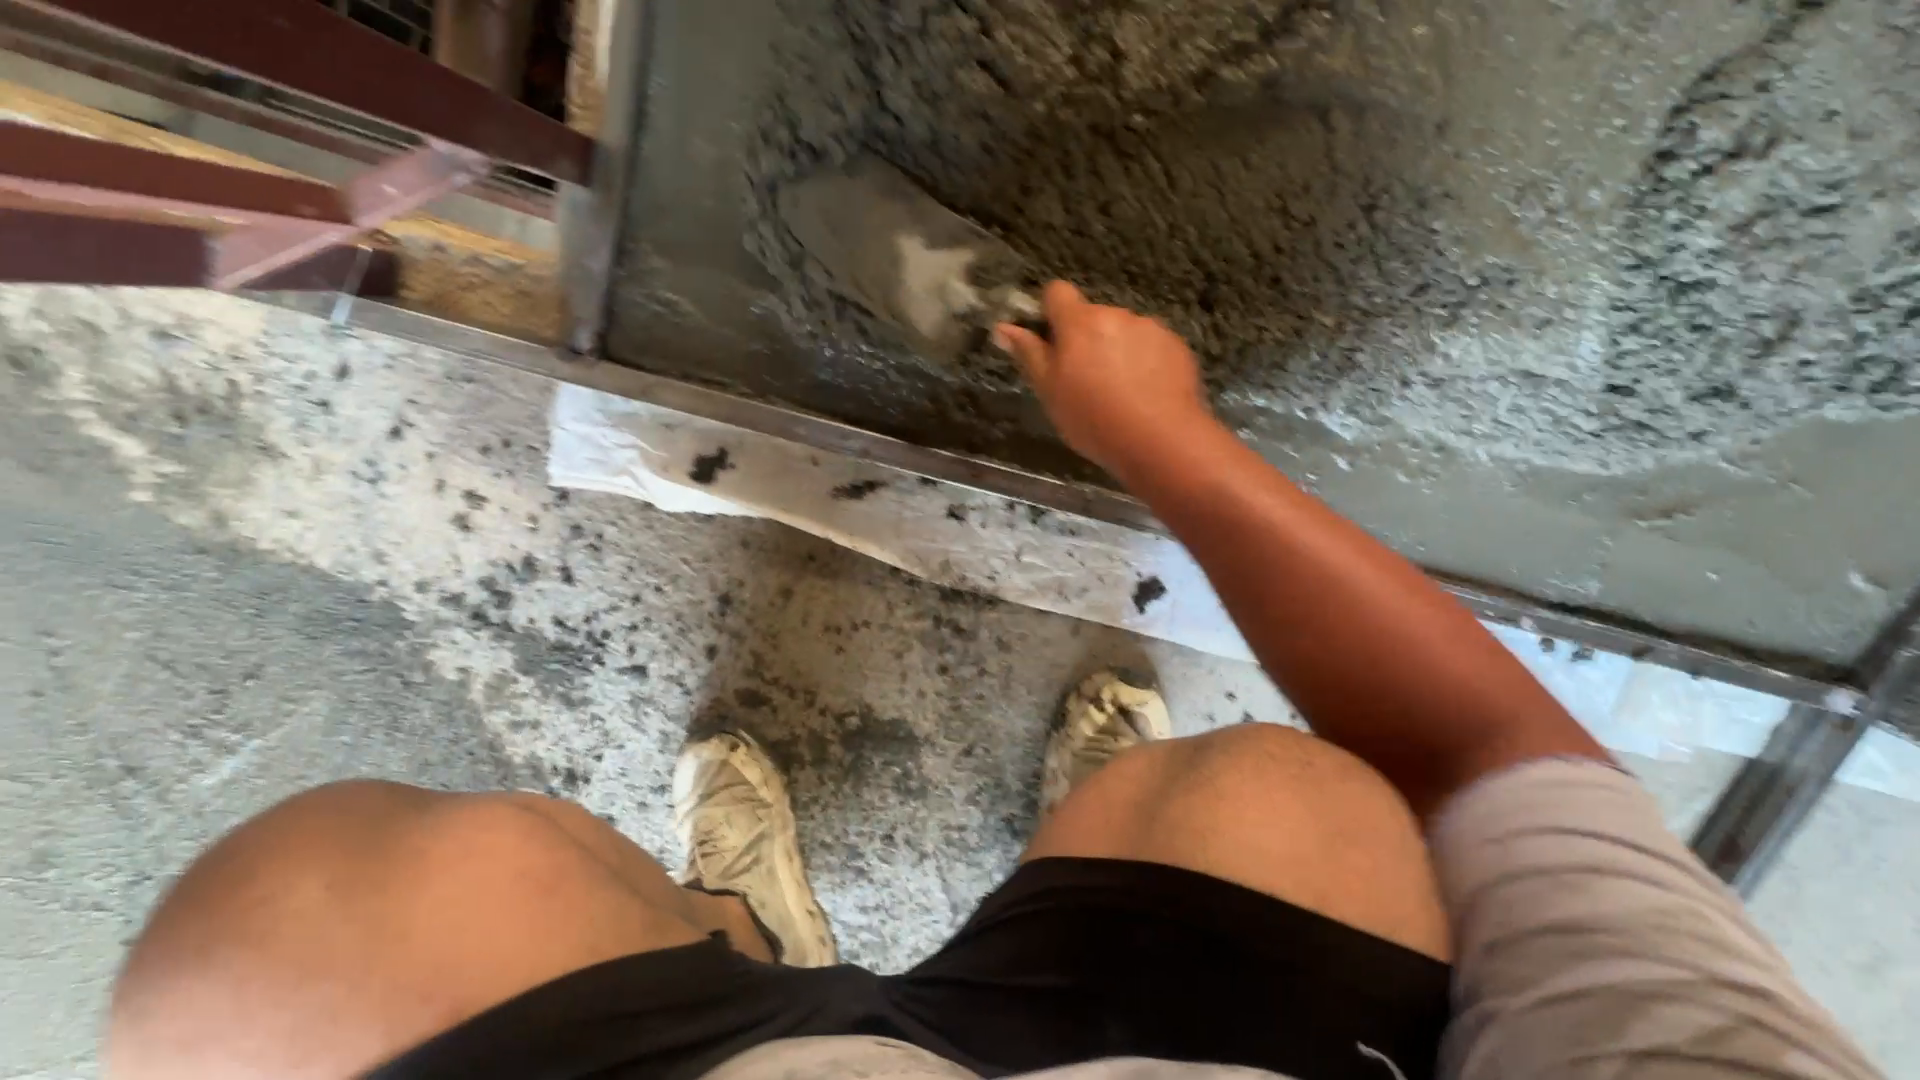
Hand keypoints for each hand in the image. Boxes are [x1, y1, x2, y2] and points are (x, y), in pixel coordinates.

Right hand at [996, 281, 1214, 480]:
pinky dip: (1145, 361)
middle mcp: (1115, 315)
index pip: (1057, 292)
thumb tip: (1003, 327)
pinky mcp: (1176, 345)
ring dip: (1117, 350)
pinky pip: (1151, 345)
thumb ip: (1029, 354)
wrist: (1160, 440)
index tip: (1052, 342)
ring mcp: (1149, 328)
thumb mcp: (1050, 392)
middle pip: (1092, 316)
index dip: (1051, 312)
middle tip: (1086, 381)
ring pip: (1123, 331)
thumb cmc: (1093, 419)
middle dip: (1087, 339)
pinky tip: (1146, 393)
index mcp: (1079, 322)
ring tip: (1120, 392)